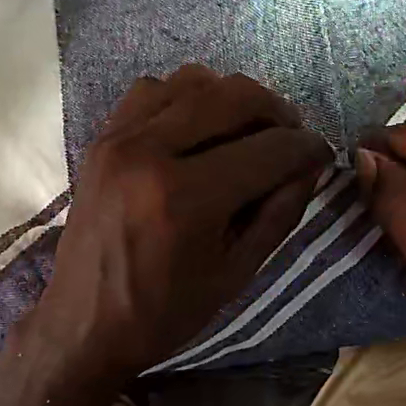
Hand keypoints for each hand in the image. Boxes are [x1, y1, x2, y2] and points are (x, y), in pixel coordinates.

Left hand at [31, 64, 333, 381]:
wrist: (83, 324)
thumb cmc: (165, 311)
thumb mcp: (238, 271)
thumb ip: (281, 211)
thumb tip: (311, 163)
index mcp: (186, 199)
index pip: (270, 149)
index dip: (308, 148)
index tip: (322, 155)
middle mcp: (150, 152)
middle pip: (235, 96)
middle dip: (278, 111)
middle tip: (292, 136)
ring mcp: (120, 138)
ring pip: (196, 80)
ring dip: (234, 98)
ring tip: (249, 129)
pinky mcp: (103, 137)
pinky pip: (154, 88)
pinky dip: (188, 97)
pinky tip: (199, 126)